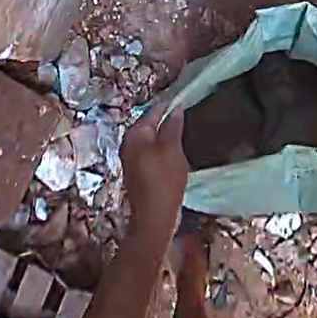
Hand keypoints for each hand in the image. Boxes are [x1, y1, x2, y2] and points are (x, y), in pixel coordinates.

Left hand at [120, 107, 188, 245]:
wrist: (153, 218)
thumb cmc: (163, 180)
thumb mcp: (172, 149)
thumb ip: (173, 126)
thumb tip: (176, 108)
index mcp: (135, 134)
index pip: (153, 110)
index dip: (169, 104)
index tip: (185, 99)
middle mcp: (129, 143)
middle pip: (150, 124)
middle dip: (167, 119)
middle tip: (187, 115)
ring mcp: (132, 158)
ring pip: (151, 139)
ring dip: (166, 135)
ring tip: (185, 132)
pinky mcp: (138, 172)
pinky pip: (152, 152)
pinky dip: (163, 149)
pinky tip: (175, 153)